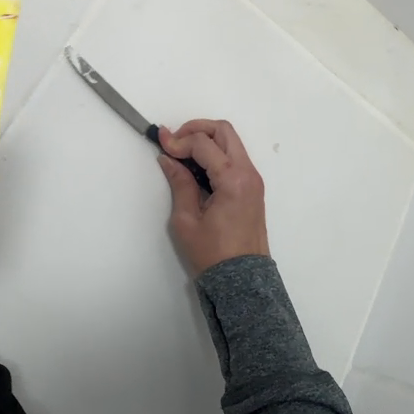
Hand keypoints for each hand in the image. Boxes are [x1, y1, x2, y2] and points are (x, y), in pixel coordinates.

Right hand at [157, 119, 269, 277]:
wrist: (242, 284)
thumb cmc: (213, 255)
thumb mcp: (187, 220)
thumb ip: (179, 183)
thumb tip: (168, 158)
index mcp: (233, 180)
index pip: (203, 143)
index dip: (178, 140)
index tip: (160, 144)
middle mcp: (248, 173)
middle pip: (223, 130)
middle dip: (195, 129)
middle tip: (174, 142)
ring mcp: (253, 179)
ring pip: (230, 140)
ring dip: (205, 139)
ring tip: (182, 153)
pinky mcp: (252, 187)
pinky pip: (233, 156)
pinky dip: (214, 151)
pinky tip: (196, 165)